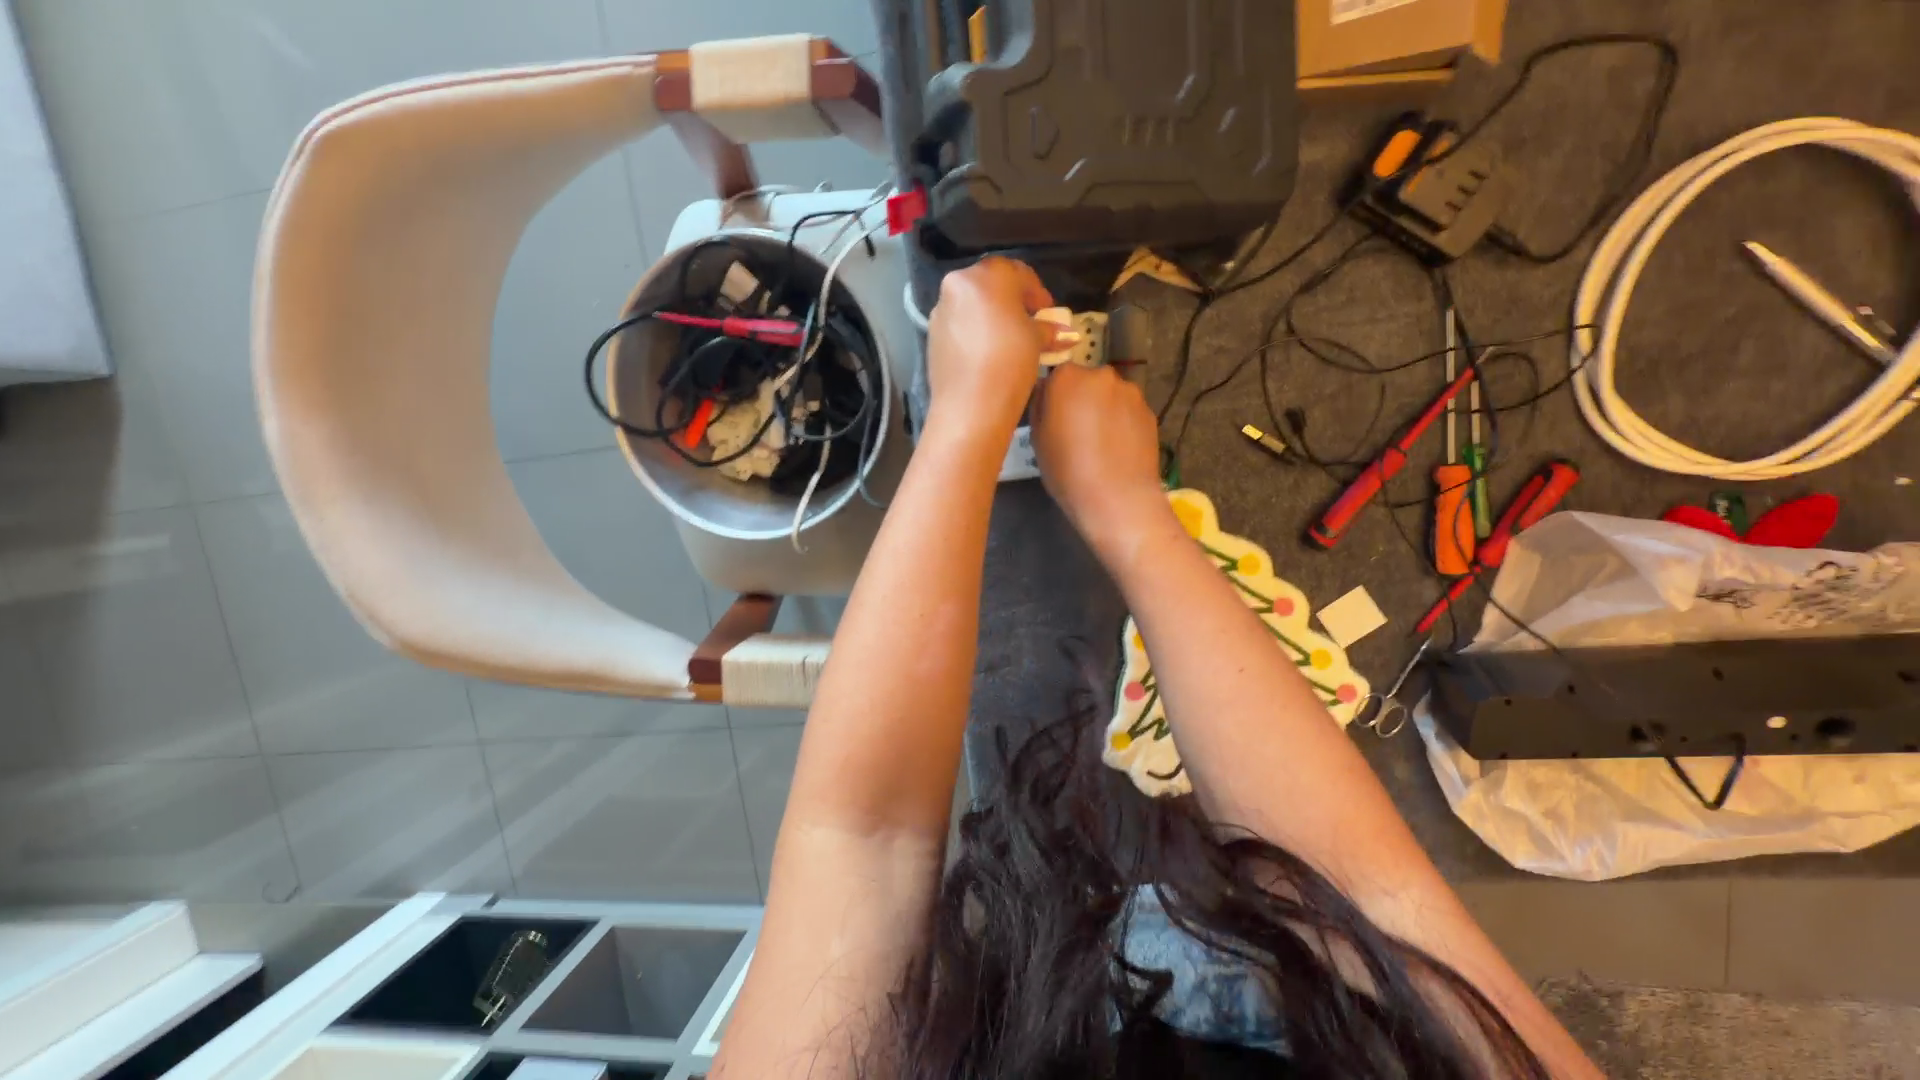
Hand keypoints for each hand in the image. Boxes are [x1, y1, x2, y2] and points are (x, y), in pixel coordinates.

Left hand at [925, 257, 1055, 430]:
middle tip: (1029, 322)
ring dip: (992, 315)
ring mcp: (941, 309)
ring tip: (1010, 339)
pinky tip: (988, 351)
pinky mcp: (932, 334)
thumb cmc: (1010, 360)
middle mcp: (958, 284)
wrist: (970, 404)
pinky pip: (959, 324)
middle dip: (1012, 300)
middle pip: (991, 284)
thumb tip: (1064, 333)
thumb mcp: (1036, 340)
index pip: (1018, 272)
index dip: (1037, 291)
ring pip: (972, 304)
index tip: (1048, 310)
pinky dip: (975, 330)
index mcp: (986, 275)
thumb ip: (1047, 328)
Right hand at [1030, 363, 1170, 551]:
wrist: (1117, 498)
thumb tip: (1046, 395)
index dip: (1053, 398)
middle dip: (1081, 400)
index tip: (1053, 421)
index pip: (1056, 376)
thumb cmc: (1067, 469)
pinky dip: (1122, 423)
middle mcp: (1101, 375)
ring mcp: (1130, 392)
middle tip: (1076, 433)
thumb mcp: (1037, 439)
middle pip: (1086, 382)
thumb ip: (1040, 407)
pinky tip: (1118, 450)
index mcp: (1068, 378)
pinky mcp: (1149, 411)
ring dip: (1103, 410)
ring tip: (1100, 444)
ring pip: (1109, 396)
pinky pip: (1128, 411)